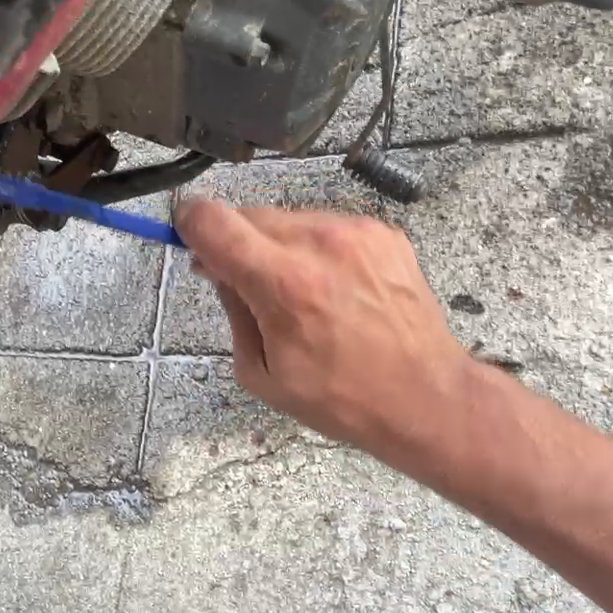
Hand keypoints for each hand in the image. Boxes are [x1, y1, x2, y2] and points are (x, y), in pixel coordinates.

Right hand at [173, 196, 471, 467]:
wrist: (424, 396)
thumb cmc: (340, 398)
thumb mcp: (261, 372)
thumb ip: (233, 312)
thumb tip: (220, 272)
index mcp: (283, 284)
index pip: (214, 222)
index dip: (190, 224)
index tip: (188, 238)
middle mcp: (320, 244)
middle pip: (248, 215)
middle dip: (233, 243)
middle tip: (238, 279)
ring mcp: (356, 233)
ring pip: (287, 218)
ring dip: (274, 245)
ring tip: (293, 291)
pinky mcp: (382, 232)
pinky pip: (325, 226)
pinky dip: (313, 248)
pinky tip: (328, 287)